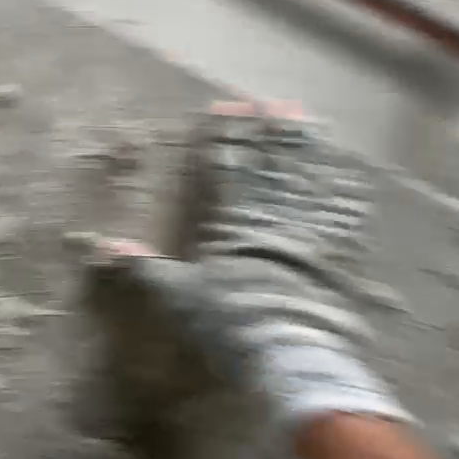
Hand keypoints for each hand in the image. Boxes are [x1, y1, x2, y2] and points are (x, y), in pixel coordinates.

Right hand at [92, 102, 407, 440]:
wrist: (291, 356)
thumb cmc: (229, 322)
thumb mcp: (178, 295)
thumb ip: (147, 267)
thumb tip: (109, 245)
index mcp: (232, 221)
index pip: (227, 167)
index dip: (225, 136)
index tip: (226, 108)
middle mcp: (271, 218)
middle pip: (270, 165)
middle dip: (269, 132)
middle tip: (273, 102)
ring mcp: (308, 235)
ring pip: (307, 181)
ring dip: (307, 150)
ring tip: (307, 122)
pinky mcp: (337, 258)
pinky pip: (341, 218)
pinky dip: (343, 194)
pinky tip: (349, 177)